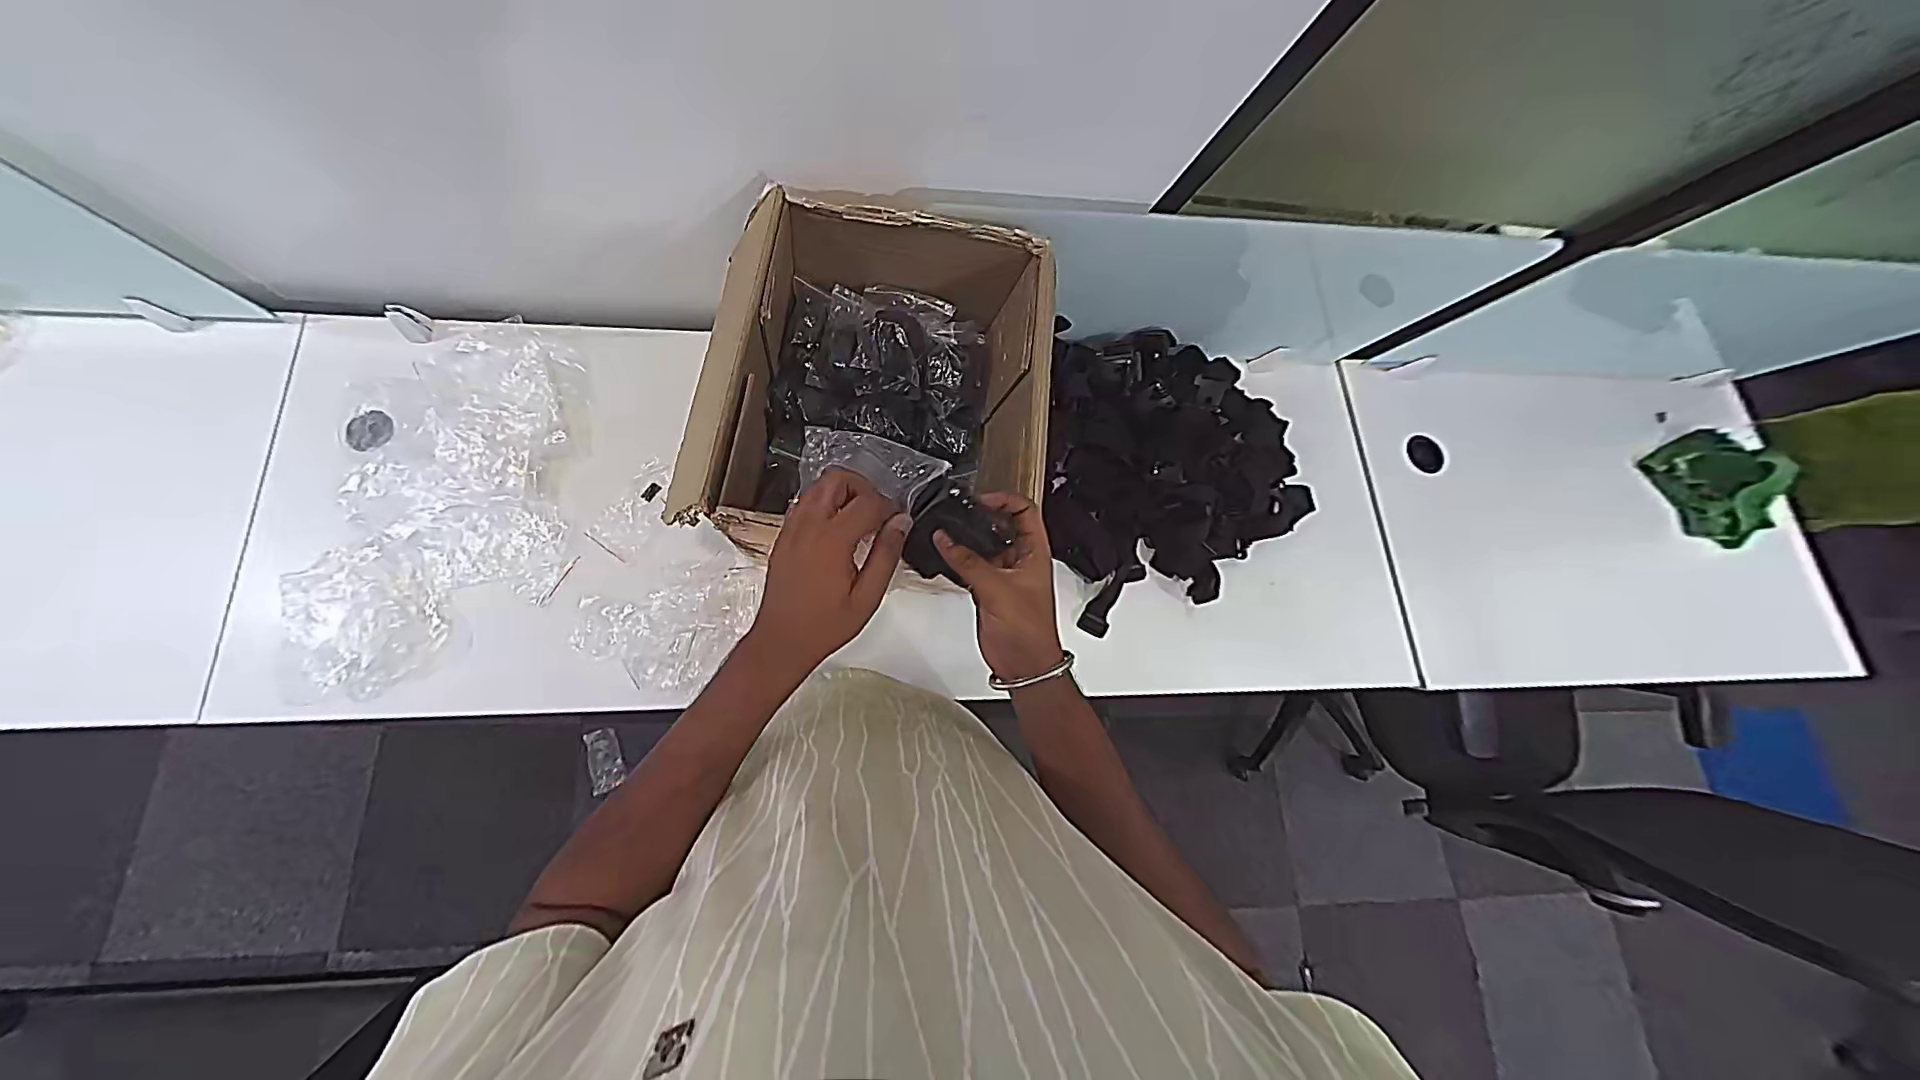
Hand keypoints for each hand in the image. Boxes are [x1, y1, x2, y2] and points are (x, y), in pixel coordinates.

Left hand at [745, 470, 910, 675]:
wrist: (781, 640)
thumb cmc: (823, 625)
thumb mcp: (868, 596)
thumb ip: (887, 554)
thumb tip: (901, 524)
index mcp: (832, 540)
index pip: (868, 502)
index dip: (889, 507)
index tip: (898, 520)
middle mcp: (808, 527)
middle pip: (837, 480)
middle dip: (863, 488)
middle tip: (878, 511)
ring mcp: (791, 530)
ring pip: (817, 487)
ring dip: (843, 494)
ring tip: (860, 520)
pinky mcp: (783, 538)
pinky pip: (804, 504)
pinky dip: (824, 505)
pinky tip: (838, 531)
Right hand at [934, 492, 1065, 682]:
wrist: (1024, 665)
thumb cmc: (1029, 632)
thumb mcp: (997, 589)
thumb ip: (969, 562)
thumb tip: (947, 540)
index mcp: (1035, 553)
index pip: (1026, 512)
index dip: (1006, 500)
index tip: (983, 500)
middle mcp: (1021, 561)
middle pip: (1003, 526)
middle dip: (982, 516)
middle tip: (961, 512)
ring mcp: (1005, 575)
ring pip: (986, 546)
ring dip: (969, 539)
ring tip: (950, 530)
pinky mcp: (990, 590)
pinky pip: (974, 566)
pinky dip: (960, 559)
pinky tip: (947, 555)